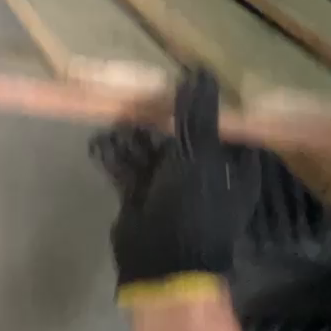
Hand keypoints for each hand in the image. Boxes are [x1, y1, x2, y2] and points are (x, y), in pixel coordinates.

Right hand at [91, 71, 260, 294]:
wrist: (161, 260)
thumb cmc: (192, 206)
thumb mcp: (199, 156)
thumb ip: (197, 114)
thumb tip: (200, 70)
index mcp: (233, 168)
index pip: (223, 126)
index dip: (206, 104)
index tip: (181, 79)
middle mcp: (205, 175)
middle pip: (182, 135)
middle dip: (155, 118)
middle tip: (135, 95)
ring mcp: (171, 187)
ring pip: (149, 150)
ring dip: (128, 136)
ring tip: (109, 121)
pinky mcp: (141, 196)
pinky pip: (126, 167)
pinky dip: (113, 156)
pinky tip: (98, 144)